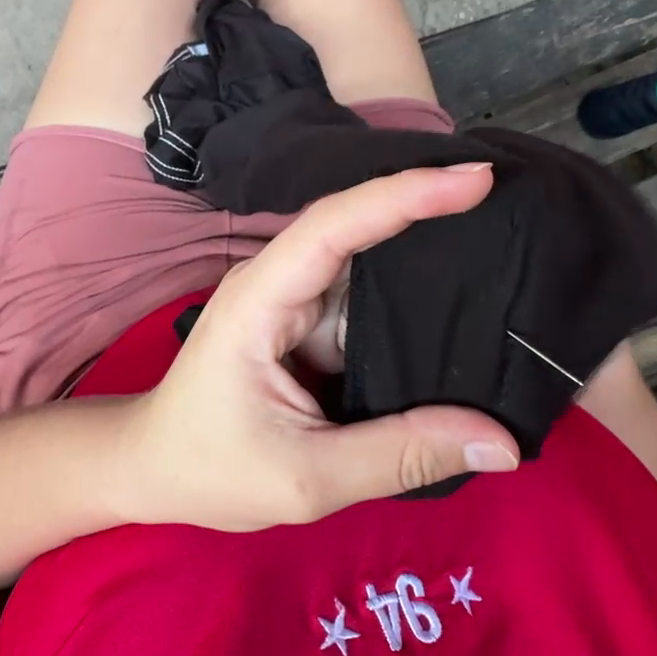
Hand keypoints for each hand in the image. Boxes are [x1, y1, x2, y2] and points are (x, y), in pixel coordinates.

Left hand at [116, 165, 520, 531]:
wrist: (154, 468)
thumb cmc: (210, 467)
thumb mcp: (307, 477)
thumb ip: (400, 456)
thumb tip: (502, 443)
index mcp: (261, 298)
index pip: (334, 225)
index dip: (403, 194)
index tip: (474, 178)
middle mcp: (277, 281)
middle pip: (353, 224)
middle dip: (422, 199)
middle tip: (500, 189)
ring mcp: (292, 299)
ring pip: (364, 259)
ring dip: (421, 244)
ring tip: (496, 227)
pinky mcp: (306, 322)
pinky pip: (364, 297)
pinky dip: (409, 294)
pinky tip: (458, 292)